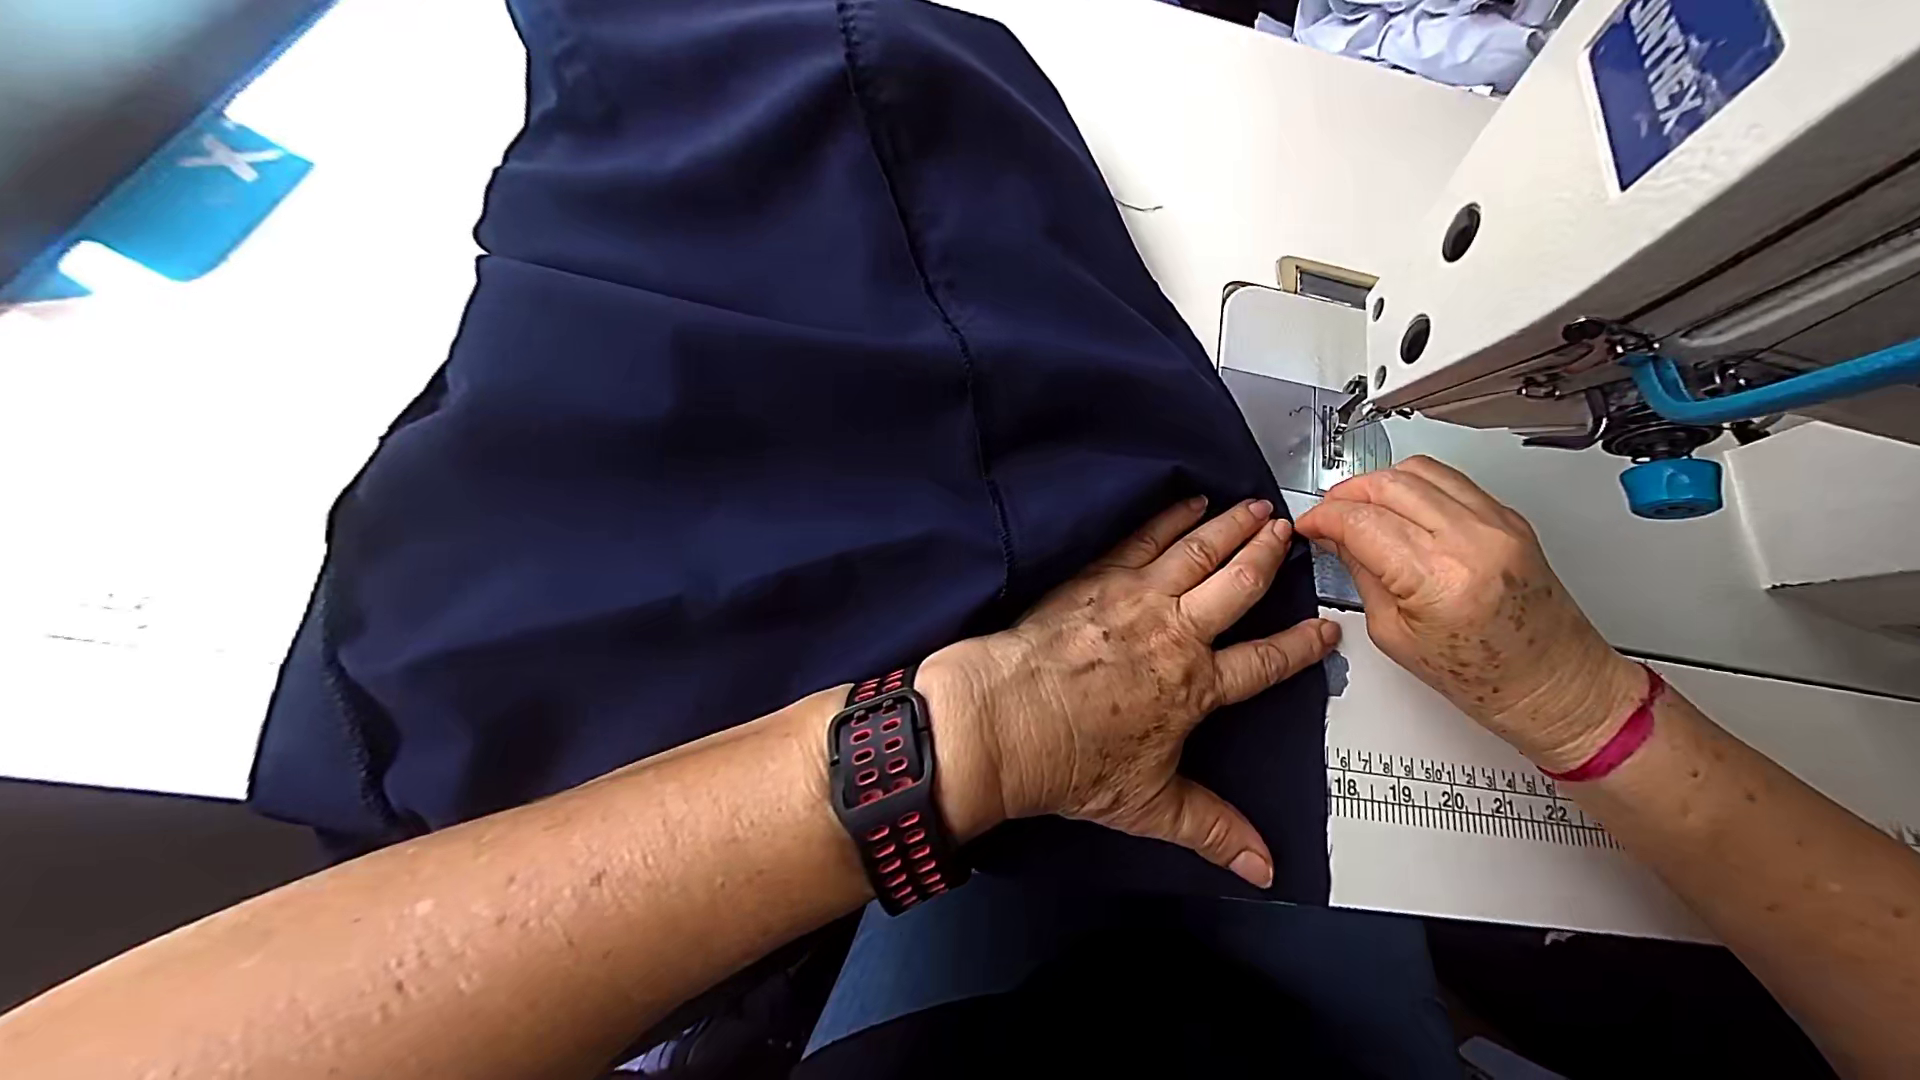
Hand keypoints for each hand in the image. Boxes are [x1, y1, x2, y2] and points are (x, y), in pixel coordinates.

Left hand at [921, 497, 1339, 888]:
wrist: (1005, 719)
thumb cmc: (1069, 760)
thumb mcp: (1150, 805)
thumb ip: (1212, 830)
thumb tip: (1262, 869)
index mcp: (1194, 686)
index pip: (1266, 661)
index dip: (1302, 644)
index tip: (1325, 628)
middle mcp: (1174, 632)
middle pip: (1238, 586)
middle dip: (1268, 557)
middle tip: (1290, 533)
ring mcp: (1136, 598)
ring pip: (1198, 552)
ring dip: (1230, 527)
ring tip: (1255, 506)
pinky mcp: (1097, 578)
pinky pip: (1143, 538)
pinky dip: (1168, 517)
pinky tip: (1186, 501)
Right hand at [1294, 456, 1644, 771]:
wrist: (1551, 681)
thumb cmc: (1482, 673)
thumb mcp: (1392, 632)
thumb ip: (1361, 573)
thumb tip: (1335, 538)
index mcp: (1438, 579)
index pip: (1359, 521)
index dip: (1322, 518)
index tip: (1307, 525)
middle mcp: (1473, 542)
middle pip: (1386, 485)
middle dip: (1344, 495)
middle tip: (1326, 515)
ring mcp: (1497, 524)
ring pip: (1417, 470)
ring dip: (1376, 483)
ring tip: (1359, 507)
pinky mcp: (1509, 518)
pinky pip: (1449, 480)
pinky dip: (1412, 486)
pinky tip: (1397, 508)